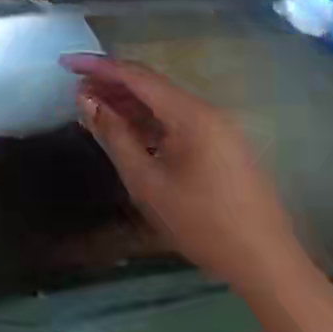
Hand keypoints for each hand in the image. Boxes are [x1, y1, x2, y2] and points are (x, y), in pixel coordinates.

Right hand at [63, 54, 306, 289]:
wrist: (268, 267)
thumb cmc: (200, 222)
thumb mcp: (144, 178)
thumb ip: (112, 133)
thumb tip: (86, 99)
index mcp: (191, 116)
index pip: (135, 76)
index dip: (97, 65)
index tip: (64, 64)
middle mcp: (208, 114)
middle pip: (150, 84)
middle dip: (109, 82)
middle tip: (74, 91)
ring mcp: (219, 131)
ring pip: (162, 102)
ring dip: (125, 101)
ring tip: (91, 108)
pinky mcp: (222, 147)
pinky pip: (175, 119)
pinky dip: (145, 118)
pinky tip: (123, 129)